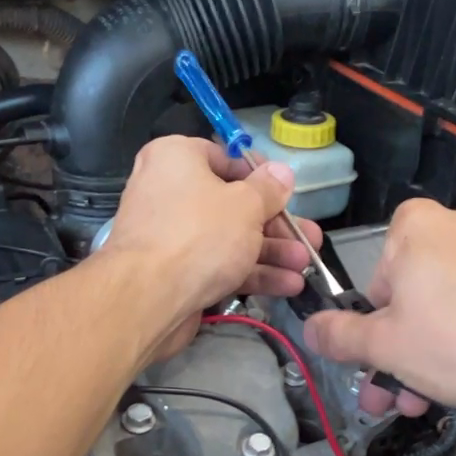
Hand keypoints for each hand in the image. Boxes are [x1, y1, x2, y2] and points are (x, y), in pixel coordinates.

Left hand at [101, 135, 323, 348]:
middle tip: (308, 240)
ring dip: (271, 253)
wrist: (148, 298)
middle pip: (233, 205)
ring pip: (230, 239)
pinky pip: (219, 265)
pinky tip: (286, 286)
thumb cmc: (200, 233)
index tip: (287, 196)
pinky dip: (251, 274)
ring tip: (304, 267)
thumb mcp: (246, 205)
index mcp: (177, 158)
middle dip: (275, 226)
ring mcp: (172, 236)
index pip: (225, 158)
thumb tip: (282, 172)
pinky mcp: (176, 273)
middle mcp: (170, 192)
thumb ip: (268, 189)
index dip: (261, 178)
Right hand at [304, 200, 455, 415]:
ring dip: (426, 356)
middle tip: (394, 396)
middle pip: (408, 298)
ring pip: (441, 307)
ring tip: (426, 400)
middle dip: (396, 354)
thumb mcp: (385, 347)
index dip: (369, 330)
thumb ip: (340, 336)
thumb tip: (312, 329)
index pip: (372, 281)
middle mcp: (455, 225)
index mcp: (414, 227)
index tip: (375, 365)